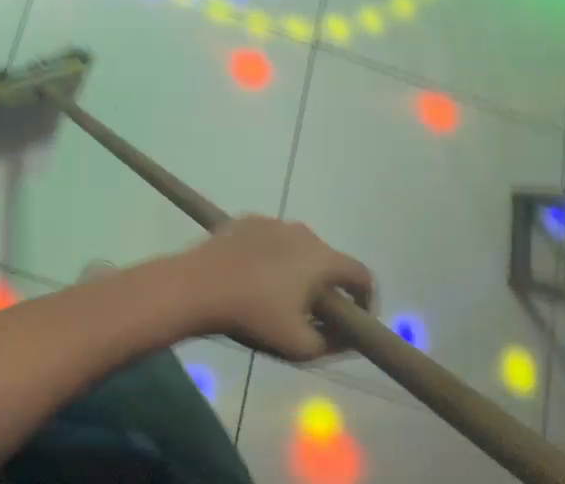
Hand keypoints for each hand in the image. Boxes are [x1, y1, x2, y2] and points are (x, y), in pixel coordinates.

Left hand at [178, 216, 374, 361]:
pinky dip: (271, 257)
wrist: (198, 285)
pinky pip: (270, 240)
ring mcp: (271, 222)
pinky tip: (253, 277)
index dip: (366, 300)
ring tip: (279, 296)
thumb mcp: (301, 345)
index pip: (361, 275)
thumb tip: (347, 336)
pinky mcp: (244, 220)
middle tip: (314, 313)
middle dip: (328, 286)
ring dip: (297, 269)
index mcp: (322, 258)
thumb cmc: (255, 315)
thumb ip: (335, 343)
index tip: (357, 320)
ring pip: (297, 248)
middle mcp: (302, 232)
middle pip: (328, 260)